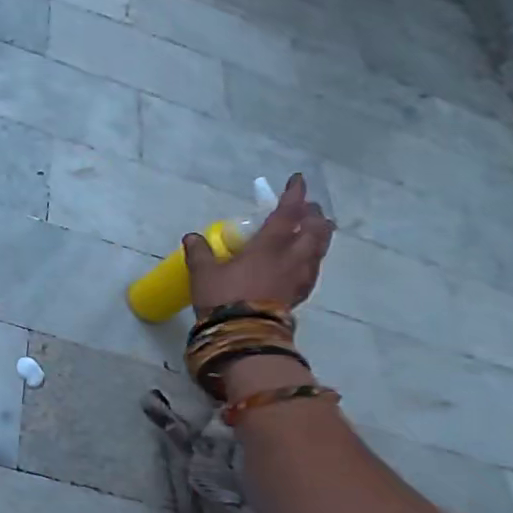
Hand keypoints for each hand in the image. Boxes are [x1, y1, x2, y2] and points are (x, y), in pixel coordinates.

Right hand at [185, 172, 334, 316]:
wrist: (244, 332)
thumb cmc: (223, 297)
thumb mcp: (203, 273)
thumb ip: (200, 253)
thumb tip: (192, 237)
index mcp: (271, 244)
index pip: (289, 211)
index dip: (294, 194)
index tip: (297, 180)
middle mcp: (294, 255)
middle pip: (316, 227)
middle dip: (312, 214)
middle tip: (303, 210)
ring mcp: (302, 274)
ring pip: (320, 246)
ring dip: (317, 234)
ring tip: (308, 232)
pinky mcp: (302, 291)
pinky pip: (314, 266)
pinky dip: (311, 257)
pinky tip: (302, 261)